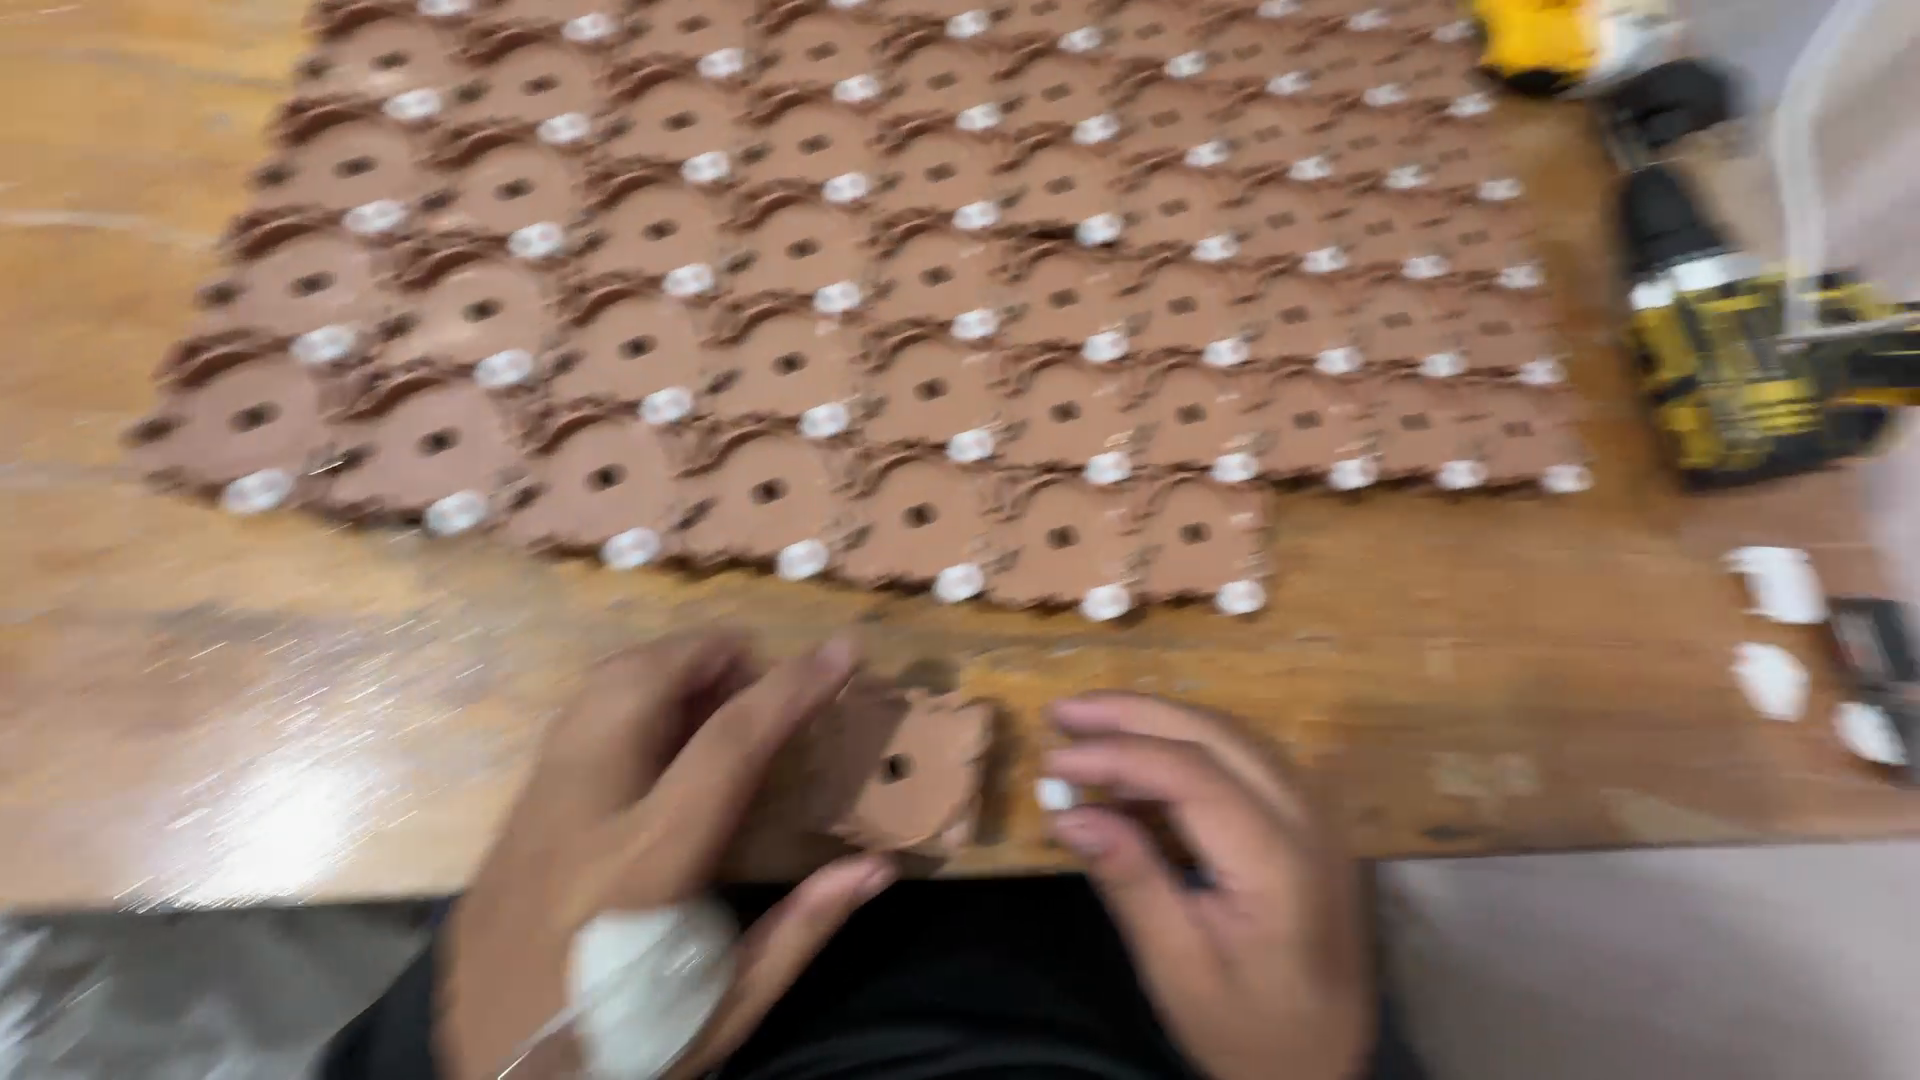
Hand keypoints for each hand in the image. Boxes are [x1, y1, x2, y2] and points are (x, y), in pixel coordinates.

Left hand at [439, 631, 894, 1079]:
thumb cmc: (624, 1049)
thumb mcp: (728, 1009)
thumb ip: (803, 929)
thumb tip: (880, 867)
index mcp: (644, 870)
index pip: (727, 745)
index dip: (791, 688)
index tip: (841, 650)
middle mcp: (577, 821)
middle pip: (640, 685)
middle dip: (710, 652)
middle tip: (760, 668)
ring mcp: (529, 814)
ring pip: (595, 690)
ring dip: (665, 665)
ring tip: (715, 687)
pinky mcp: (504, 823)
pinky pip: (571, 723)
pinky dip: (626, 696)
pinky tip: (659, 730)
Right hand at [1043, 694, 1371, 1079]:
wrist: (1322, 1070)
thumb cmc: (1248, 1030)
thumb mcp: (1179, 970)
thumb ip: (1131, 882)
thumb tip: (1067, 814)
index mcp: (1279, 862)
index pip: (1191, 773)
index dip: (1116, 754)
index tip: (1053, 761)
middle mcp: (1306, 820)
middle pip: (1213, 732)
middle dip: (1132, 713)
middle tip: (1063, 712)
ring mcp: (1313, 814)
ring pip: (1228, 733)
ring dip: (1156, 720)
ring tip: (1090, 726)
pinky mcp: (1303, 818)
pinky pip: (1239, 755)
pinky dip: (1182, 744)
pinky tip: (1137, 764)